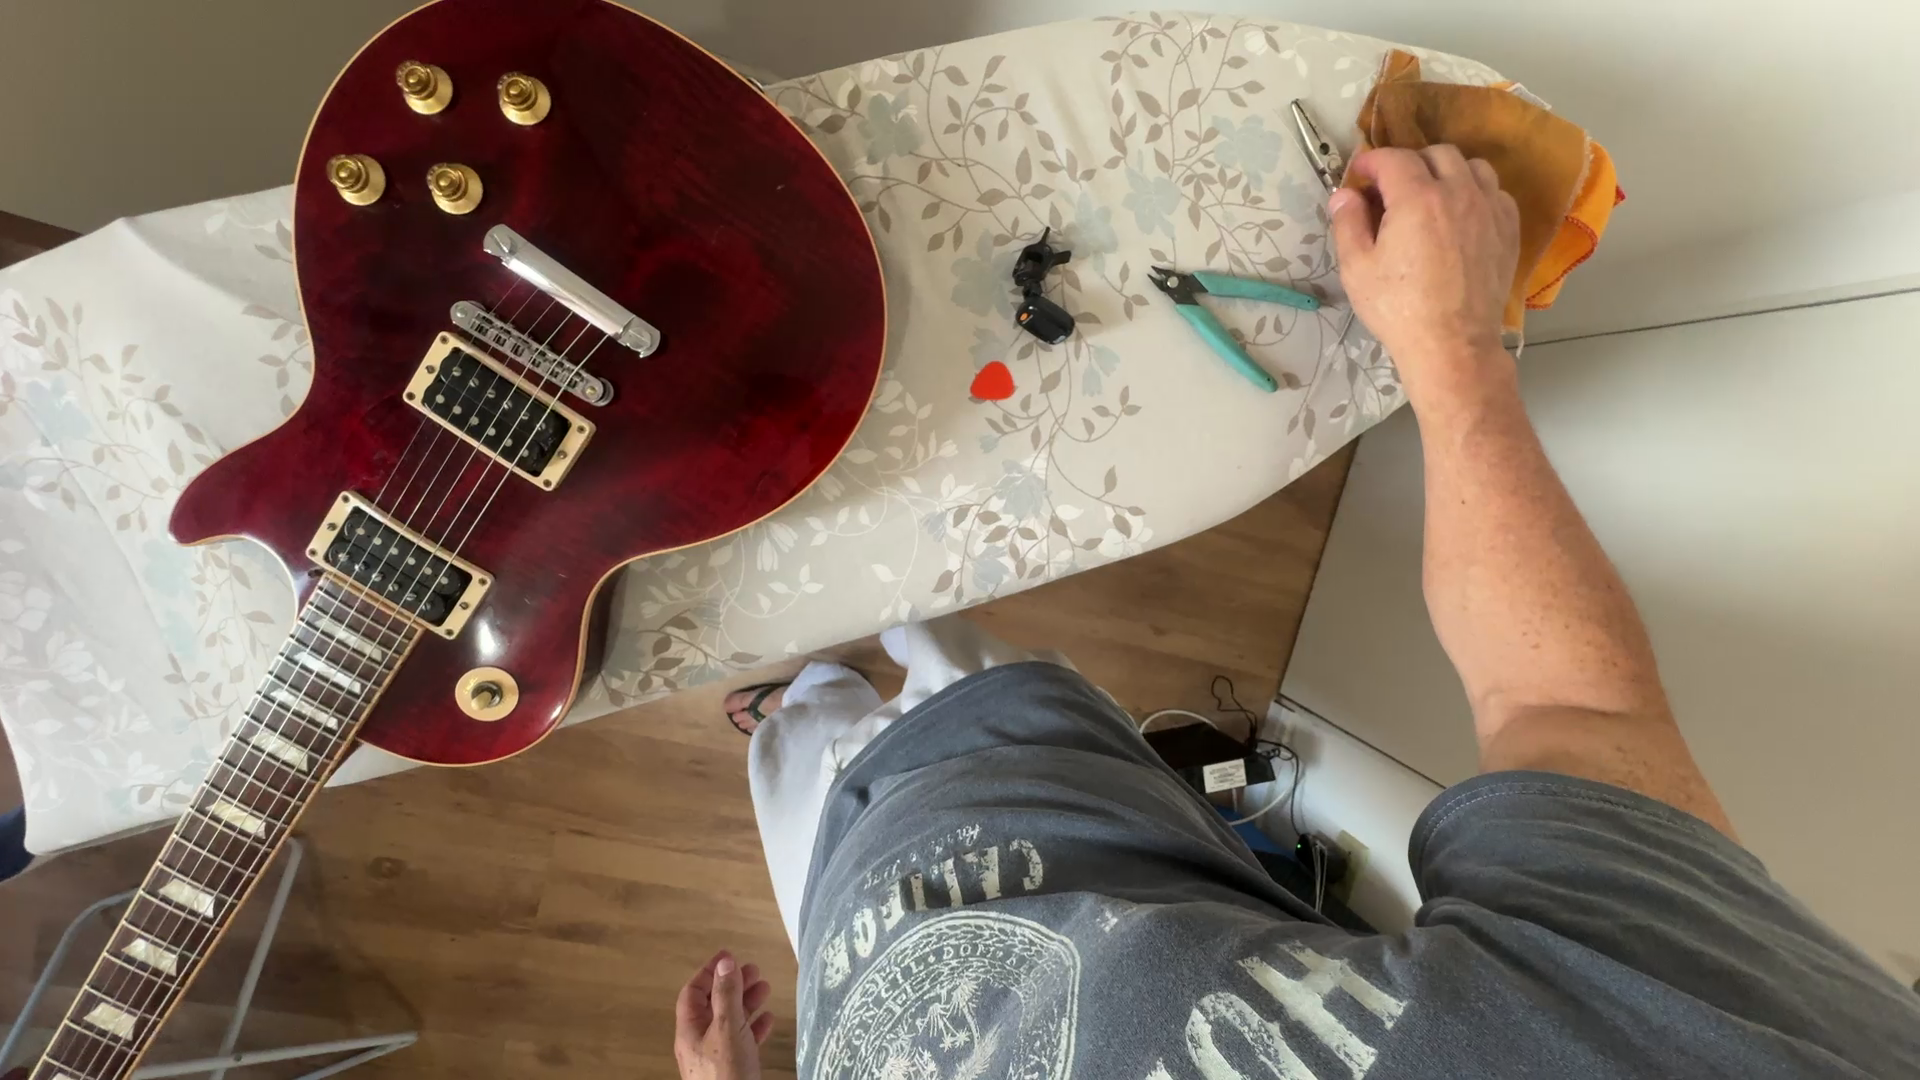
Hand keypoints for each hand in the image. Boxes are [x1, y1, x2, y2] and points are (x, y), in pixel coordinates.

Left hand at [674, 952, 773, 1079]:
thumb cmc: (726, 1071)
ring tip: (765, 988)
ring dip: (746, 1002)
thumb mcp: (727, 1027)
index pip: (692, 993)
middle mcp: (699, 1043)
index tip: (729, 955)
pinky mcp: (730, 1071)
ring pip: (729, 1021)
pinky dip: (754, 1026)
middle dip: (733, 984)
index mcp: (690, 1031)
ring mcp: (714, 1058)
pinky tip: (768, 1020)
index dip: (709, 972)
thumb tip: (725, 961)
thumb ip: (727, 994)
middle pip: (713, 1005)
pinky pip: (740, 1041)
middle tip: (754, 969)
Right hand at [1329, 145, 1520, 410]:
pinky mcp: (1507, 226)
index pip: (1393, 159)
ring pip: (1470, 166)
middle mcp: (1459, 191)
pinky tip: (1455, 216)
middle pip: (1435, 153)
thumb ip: (1347, 224)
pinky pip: (1492, 191)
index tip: (1358, 173)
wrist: (1449, 340)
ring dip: (1444, 172)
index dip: (1371, 161)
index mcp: (1417, 198)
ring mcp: (1489, 206)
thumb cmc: (1396, 307)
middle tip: (1388, 189)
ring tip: (1426, 197)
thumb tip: (1343, 194)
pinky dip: (1471, 191)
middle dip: (1408, 163)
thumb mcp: (1356, 269)